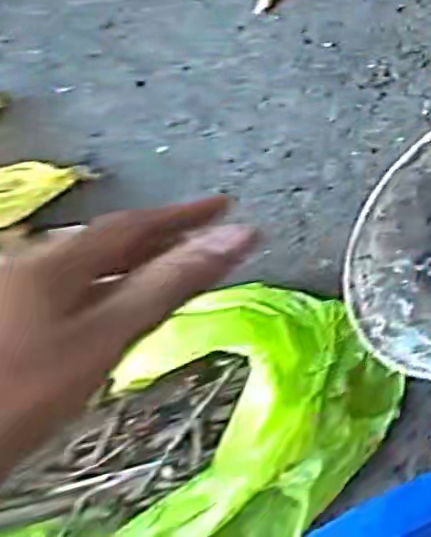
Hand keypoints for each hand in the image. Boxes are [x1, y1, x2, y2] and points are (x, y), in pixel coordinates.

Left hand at [0, 197, 256, 477]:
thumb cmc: (19, 390)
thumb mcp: (108, 335)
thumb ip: (176, 280)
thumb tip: (243, 233)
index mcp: (50, 268)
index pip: (132, 225)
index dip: (184, 214)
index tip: (225, 205)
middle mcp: (17, 275)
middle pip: (97, 246)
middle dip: (154, 240)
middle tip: (199, 238)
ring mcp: (1, 303)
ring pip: (74, 271)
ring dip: (123, 265)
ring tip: (160, 270)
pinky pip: (53, 294)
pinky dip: (95, 288)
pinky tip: (104, 306)